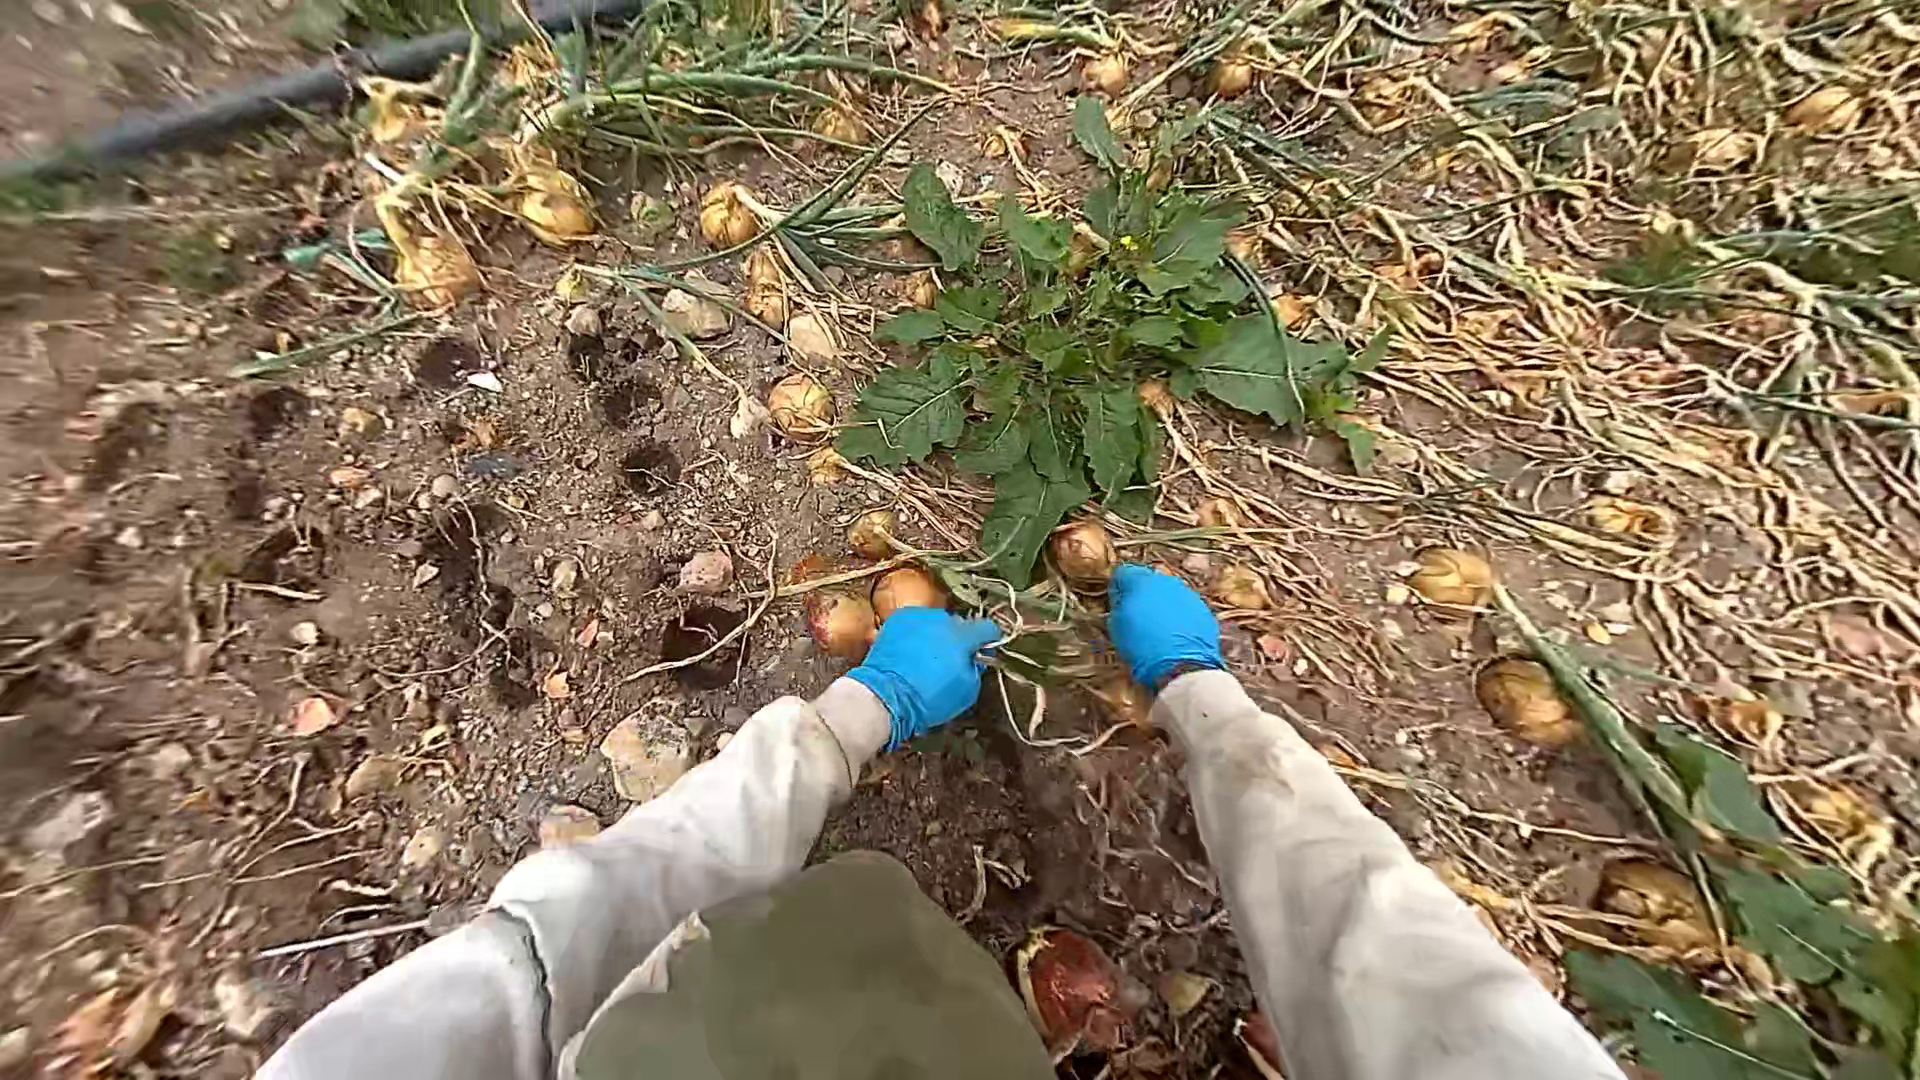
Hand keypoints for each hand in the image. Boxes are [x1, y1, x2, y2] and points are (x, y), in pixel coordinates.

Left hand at [849, 608, 1002, 750]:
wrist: (886, 696)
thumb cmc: (929, 698)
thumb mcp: (966, 690)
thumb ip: (976, 668)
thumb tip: (976, 656)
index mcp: (962, 636)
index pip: (986, 628)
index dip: (989, 639)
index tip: (985, 648)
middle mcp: (941, 620)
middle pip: (960, 624)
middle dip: (959, 639)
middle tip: (951, 658)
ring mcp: (918, 617)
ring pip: (936, 622)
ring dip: (937, 634)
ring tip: (927, 655)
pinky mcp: (898, 619)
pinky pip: (916, 623)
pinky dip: (917, 632)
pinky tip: (911, 651)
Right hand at [1108, 563, 1224, 688]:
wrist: (1182, 668)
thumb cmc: (1142, 647)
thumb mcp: (1117, 626)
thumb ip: (1119, 604)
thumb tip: (1122, 598)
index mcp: (1141, 581)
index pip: (1123, 573)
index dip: (1117, 589)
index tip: (1117, 604)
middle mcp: (1166, 582)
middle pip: (1148, 581)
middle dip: (1141, 595)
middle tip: (1136, 617)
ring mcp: (1187, 595)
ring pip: (1169, 593)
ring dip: (1161, 605)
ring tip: (1157, 629)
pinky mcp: (1203, 610)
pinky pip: (1185, 608)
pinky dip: (1179, 617)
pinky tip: (1174, 636)